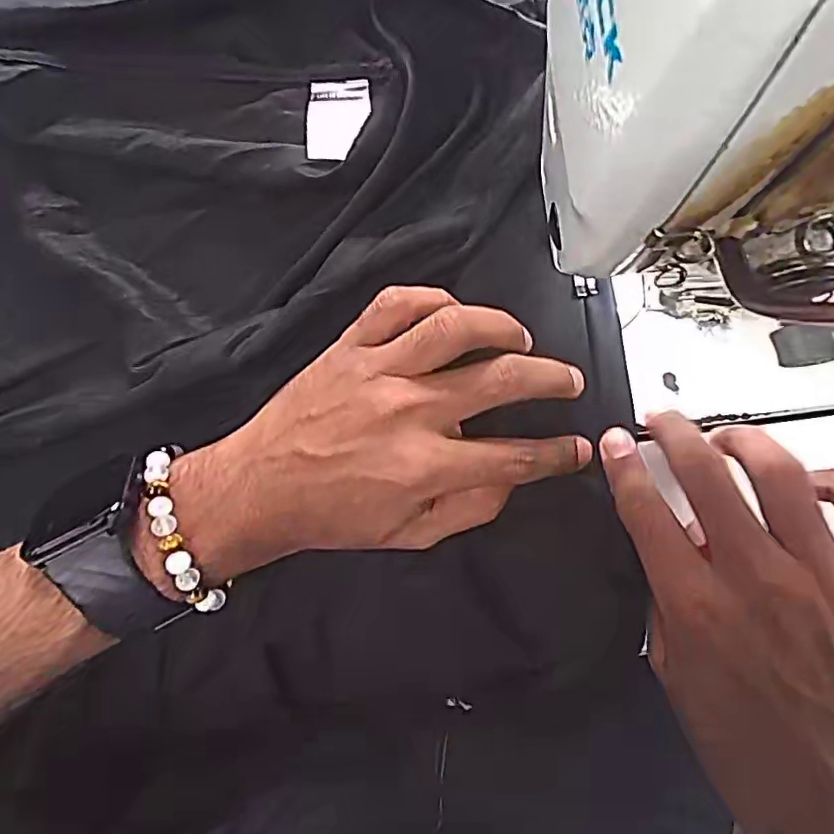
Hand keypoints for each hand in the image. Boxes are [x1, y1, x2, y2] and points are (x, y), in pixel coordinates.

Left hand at [137, 287, 591, 587]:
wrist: (259, 488)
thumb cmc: (328, 513)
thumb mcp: (409, 535)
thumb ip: (470, 508)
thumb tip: (512, 479)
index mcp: (422, 465)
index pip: (514, 455)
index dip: (557, 453)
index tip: (574, 448)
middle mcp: (407, 411)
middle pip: (502, 379)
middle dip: (552, 380)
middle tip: (567, 382)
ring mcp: (377, 371)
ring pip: (456, 327)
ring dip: (502, 327)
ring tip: (521, 339)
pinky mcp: (350, 347)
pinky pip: (397, 304)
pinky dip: (433, 298)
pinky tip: (453, 313)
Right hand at [600, 412, 833, 833]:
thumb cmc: (761, 759)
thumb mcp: (680, 683)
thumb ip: (667, 609)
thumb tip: (663, 554)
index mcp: (701, 612)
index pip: (648, 512)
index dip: (625, 468)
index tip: (620, 445)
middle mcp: (761, 585)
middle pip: (707, 476)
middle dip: (675, 435)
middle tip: (664, 422)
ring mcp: (828, 582)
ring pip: (783, 476)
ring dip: (746, 442)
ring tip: (729, 437)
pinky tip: (821, 481)